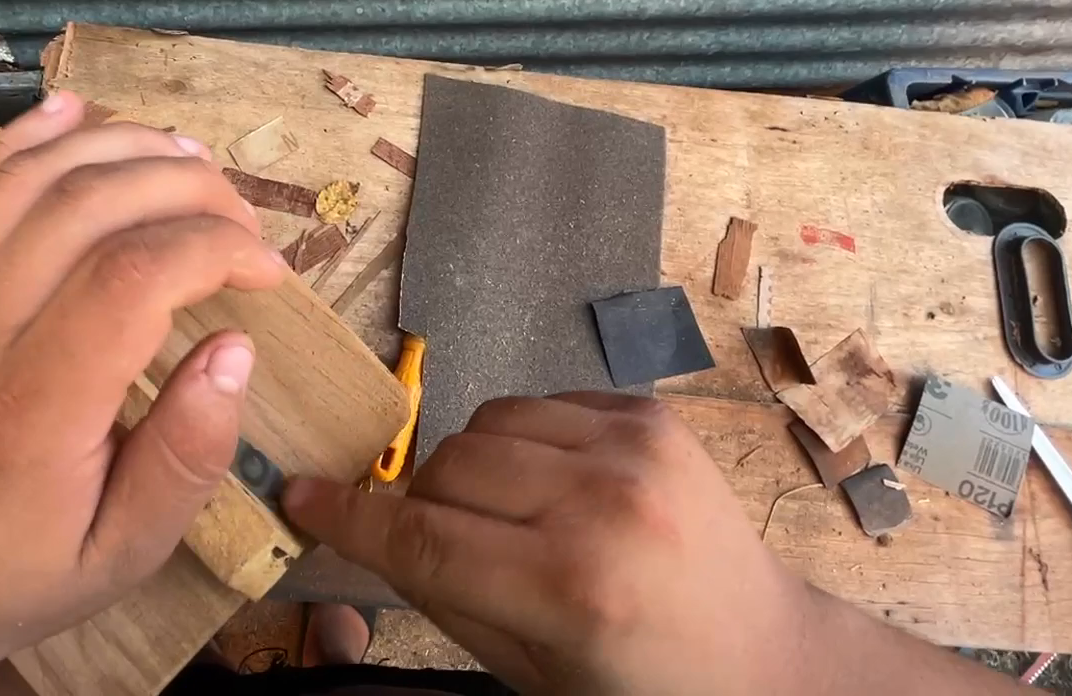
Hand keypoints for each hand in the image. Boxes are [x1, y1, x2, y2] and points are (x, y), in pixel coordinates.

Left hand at [0, 90, 288, 690]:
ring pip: (37, 177)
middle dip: (188, 190)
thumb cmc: (23, 570)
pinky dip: (34, 134)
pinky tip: (80, 109)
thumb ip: (188, 456)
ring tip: (194, 161)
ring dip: (126, 146)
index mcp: (30, 414)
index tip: (267, 271)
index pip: (129, 280)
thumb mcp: (126, 552)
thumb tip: (236, 347)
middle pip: (88, 207)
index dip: (214, 249)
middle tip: (244, 221)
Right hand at [283, 392, 822, 694]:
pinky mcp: (647, 412)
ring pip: (485, 420)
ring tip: (512, 507)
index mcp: (574, 589)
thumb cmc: (642, 689)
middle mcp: (603, 503)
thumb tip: (375, 528)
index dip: (351, 516)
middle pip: (449, 466)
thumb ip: (442, 593)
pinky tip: (560, 481)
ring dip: (475, 464)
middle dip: (427, 500)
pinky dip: (525, 441)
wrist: (772, 656)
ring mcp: (632, 446)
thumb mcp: (530, 673)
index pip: (424, 538)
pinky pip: (537, 404)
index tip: (300, 494)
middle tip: (450, 535)